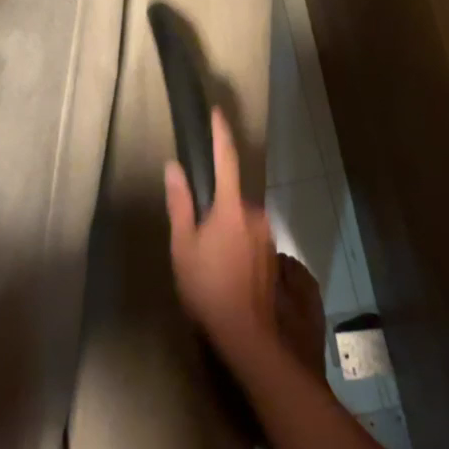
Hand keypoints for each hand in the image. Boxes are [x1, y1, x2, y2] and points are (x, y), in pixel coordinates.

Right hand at [165, 108, 279, 355]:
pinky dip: (236, 243)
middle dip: (215, 205)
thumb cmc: (208, 287)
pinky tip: (224, 269)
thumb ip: (180, 204)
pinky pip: (250, 237)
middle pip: (231, 196)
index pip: (226, 160)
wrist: (248, 335)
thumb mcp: (183, 246)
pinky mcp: (274, 256)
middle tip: (195, 230)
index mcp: (231, 207)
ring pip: (241, 219)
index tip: (217, 113)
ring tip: (208, 258)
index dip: (220, 135)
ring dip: (226, 227)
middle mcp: (255, 214)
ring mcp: (268, 236)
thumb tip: (174, 168)